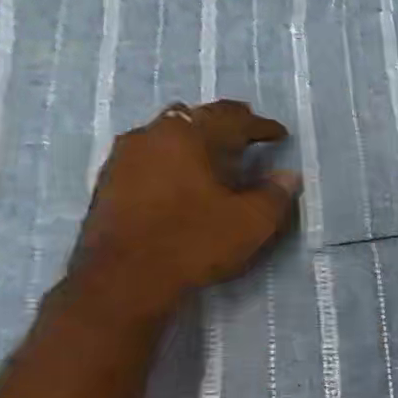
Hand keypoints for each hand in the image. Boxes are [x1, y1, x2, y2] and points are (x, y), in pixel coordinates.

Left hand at [66, 101, 299, 321]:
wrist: (122, 280)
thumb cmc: (192, 242)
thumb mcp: (250, 223)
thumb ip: (274, 194)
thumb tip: (289, 175)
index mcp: (189, 135)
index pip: (232, 118)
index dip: (260, 126)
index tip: (280, 134)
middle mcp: (152, 134)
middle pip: (195, 118)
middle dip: (225, 124)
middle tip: (246, 133)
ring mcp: (124, 157)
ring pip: (167, 135)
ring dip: (194, 140)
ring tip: (213, 155)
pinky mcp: (108, 181)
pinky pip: (149, 157)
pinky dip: (172, 160)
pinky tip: (180, 179)